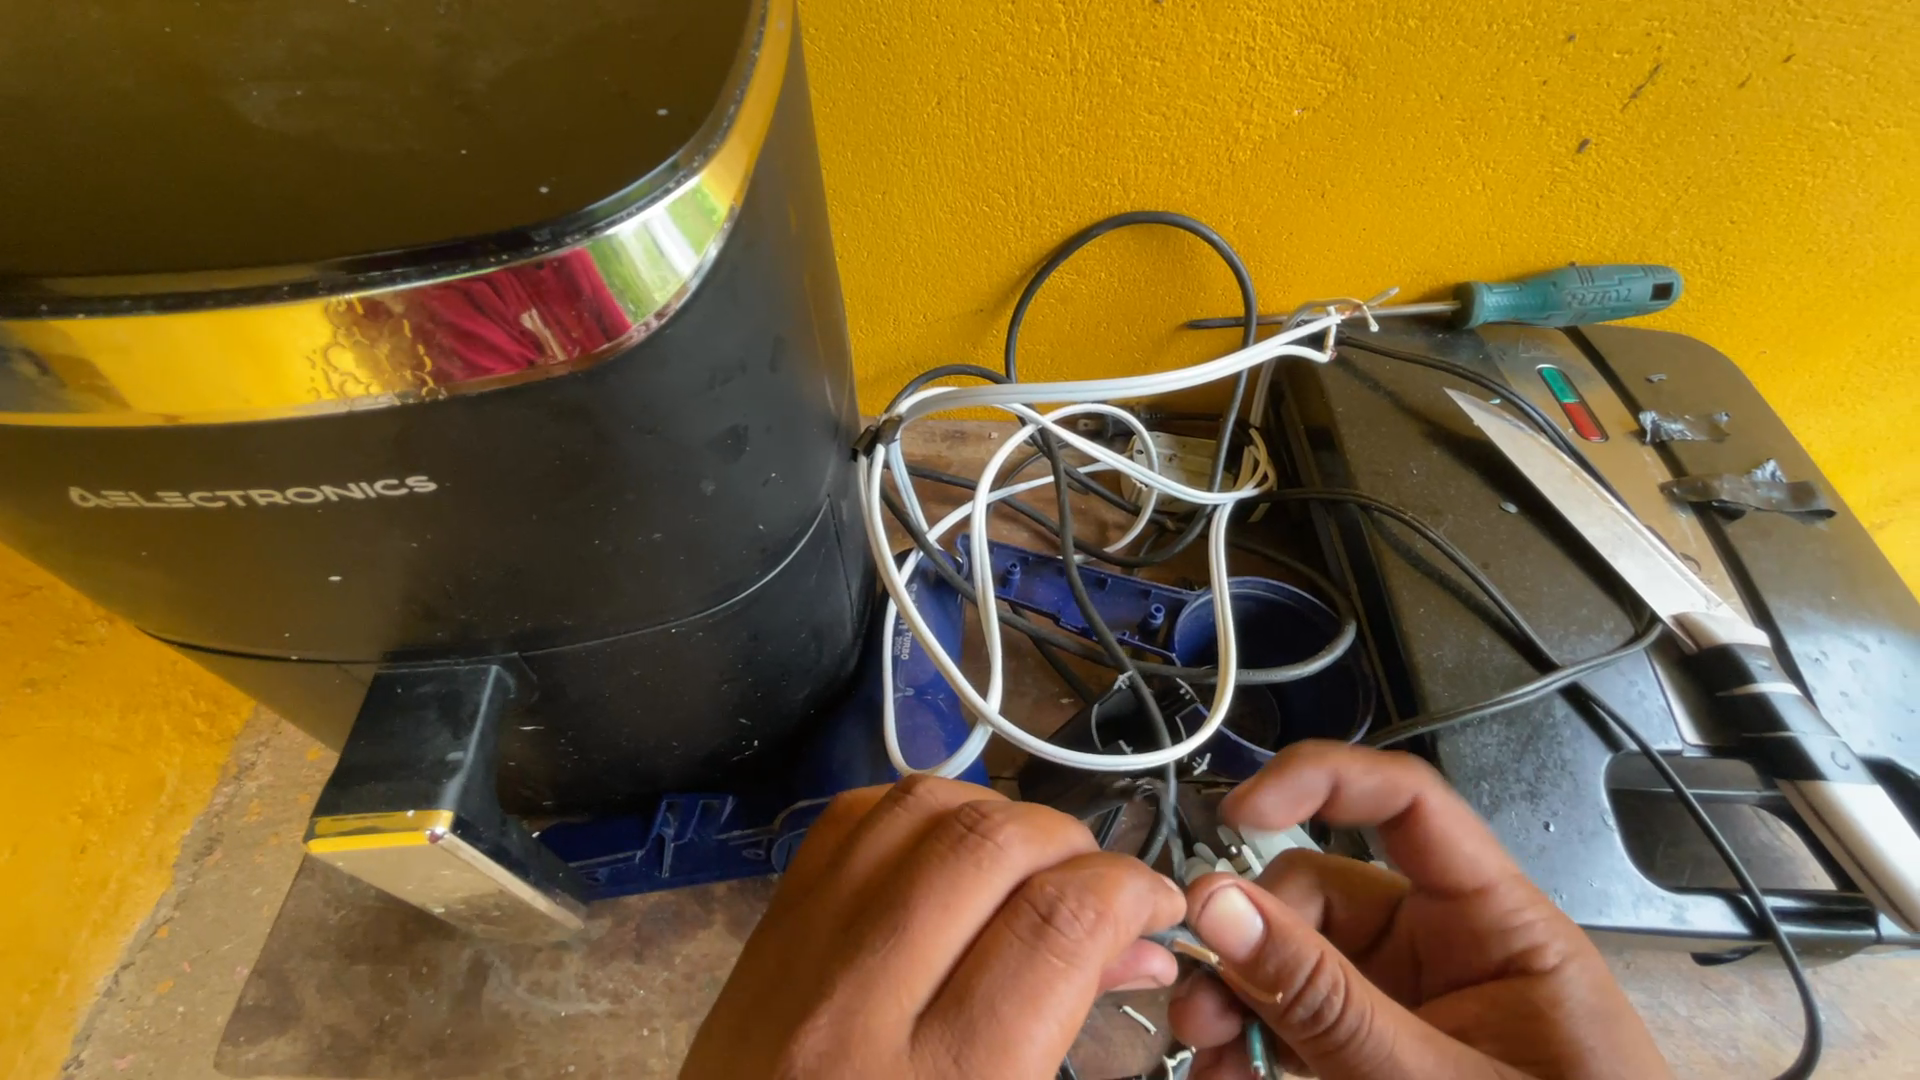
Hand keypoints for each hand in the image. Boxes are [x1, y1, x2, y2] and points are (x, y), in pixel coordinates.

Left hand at [682, 774, 1186, 1077]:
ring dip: (997, 811)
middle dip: (1067, 840)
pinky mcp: (773, 917)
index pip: (1055, 925)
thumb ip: (1073, 1025)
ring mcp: (802, 944)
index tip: (1152, 898)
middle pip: (989, 845)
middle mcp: (859, 1001)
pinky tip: (948, 846)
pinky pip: (857, 813)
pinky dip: (922, 810)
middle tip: (1092, 878)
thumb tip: (1139, 945)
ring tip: (1026, 857)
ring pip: (922, 805)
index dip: (1127, 889)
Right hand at [1169, 741, 1670, 1078]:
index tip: (1236, 813)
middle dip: (1247, 935)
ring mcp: (1402, 998)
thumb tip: (1214, 902)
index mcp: (1497, 925)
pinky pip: (1293, 1016)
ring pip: (1290, 955)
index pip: (1406, 804)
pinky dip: (1252, 1038)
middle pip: (1319, 893)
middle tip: (1197, 992)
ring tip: (1201, 1046)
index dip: (1320, 782)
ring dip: (1234, 993)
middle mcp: (1440, 944)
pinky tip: (1225, 1072)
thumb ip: (1327, 1002)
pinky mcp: (1372, 1048)